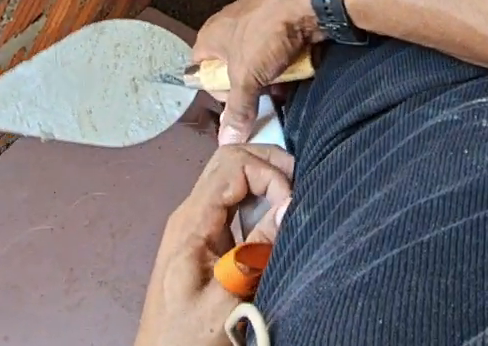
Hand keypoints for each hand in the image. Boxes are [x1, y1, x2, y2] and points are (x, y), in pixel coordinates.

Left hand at [134, 144, 294, 345]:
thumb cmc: (188, 338)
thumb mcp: (224, 302)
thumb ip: (255, 252)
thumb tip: (289, 205)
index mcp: (192, 220)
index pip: (233, 164)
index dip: (268, 174)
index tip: (291, 204)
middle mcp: (192, 211)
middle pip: (231, 160)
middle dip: (268, 164)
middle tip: (300, 186)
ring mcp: (198, 222)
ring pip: (232, 175)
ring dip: (265, 178)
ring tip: (293, 196)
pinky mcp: (206, 236)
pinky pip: (234, 199)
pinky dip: (259, 197)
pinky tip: (276, 214)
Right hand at [193, 0, 325, 144]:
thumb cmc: (265, 31)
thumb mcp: (246, 76)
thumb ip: (237, 109)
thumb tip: (227, 141)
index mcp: (211, 36)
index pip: (202, 72)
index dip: (216, 91)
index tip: (235, 102)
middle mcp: (230, 30)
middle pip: (233, 71)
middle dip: (249, 88)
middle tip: (262, 96)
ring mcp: (257, 27)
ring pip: (258, 65)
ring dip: (271, 80)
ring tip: (284, 86)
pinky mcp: (280, 27)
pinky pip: (278, 55)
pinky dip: (286, 66)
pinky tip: (297, 73)